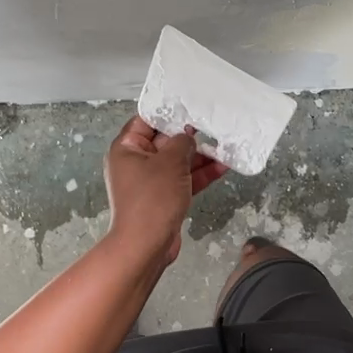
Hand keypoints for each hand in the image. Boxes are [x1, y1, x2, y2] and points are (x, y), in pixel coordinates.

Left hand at [103, 116, 227, 262]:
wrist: (146, 246)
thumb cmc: (153, 198)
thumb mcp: (170, 162)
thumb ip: (182, 142)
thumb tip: (187, 137)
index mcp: (127, 148)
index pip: (146, 121)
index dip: (167, 112)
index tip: (190, 106)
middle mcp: (136, 163)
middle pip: (165, 141)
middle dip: (190, 136)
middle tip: (214, 124)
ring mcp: (150, 182)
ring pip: (178, 162)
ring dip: (200, 156)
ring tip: (225, 145)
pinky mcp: (164, 198)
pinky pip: (183, 180)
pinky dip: (200, 174)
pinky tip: (223, 167)